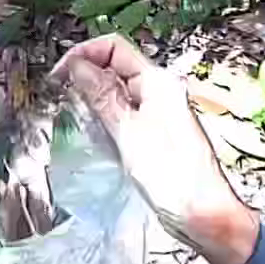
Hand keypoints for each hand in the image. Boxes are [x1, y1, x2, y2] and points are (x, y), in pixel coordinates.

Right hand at [52, 35, 257, 263]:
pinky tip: (93, 130)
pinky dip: (105, 115)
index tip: (59, 75)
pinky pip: (124, 111)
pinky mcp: (154, 130)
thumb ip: (102, 96)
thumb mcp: (128, 132)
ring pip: (117, 89)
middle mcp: (159, 89)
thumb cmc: (172, 177)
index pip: (114, 47)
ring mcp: (158, 110)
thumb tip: (77, 65)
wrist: (205, 216)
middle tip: (60, 93)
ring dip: (93, 95)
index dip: (84, 54)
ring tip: (72, 112)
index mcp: (157, 81)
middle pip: (115, 65)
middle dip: (85, 73)